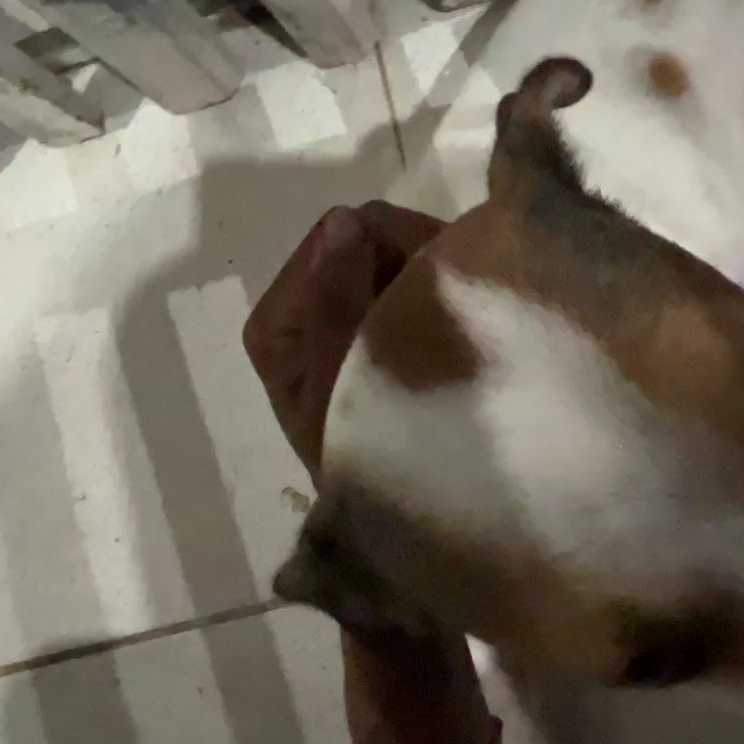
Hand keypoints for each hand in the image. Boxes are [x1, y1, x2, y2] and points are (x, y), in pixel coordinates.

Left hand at [244, 201, 443, 483]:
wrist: (393, 524)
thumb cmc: (368, 451)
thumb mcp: (348, 375)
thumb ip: (341, 296)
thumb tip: (346, 219)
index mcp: (284, 315)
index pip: (348, 230)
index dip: (402, 245)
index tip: (446, 289)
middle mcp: (305, 309)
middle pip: (372, 241)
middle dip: (420, 264)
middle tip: (458, 314)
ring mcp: (339, 324)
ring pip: (397, 264)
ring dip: (433, 285)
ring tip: (459, 330)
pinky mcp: (369, 340)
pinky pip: (407, 292)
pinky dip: (434, 302)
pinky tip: (452, 336)